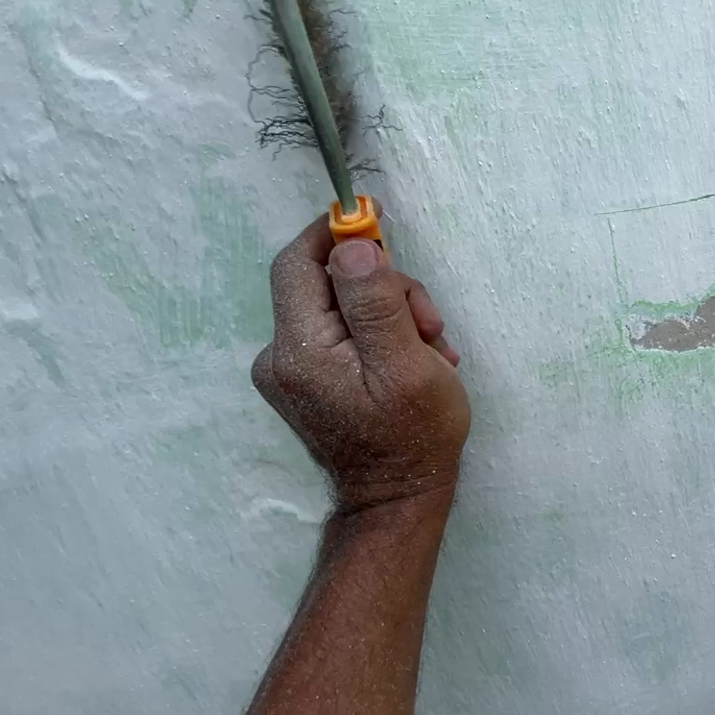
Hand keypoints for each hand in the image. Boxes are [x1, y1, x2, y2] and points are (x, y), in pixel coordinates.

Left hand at [251, 211, 470, 511]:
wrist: (400, 496)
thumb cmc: (414, 432)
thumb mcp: (407, 364)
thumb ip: (376, 304)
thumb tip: (352, 246)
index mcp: (300, 349)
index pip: (299, 264)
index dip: (334, 233)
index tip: (376, 218)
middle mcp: (281, 355)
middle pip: (329, 283)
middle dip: (387, 288)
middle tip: (432, 321)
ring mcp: (292, 369)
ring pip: (344, 306)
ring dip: (394, 313)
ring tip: (433, 348)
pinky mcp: (308, 378)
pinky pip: (345, 331)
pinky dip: (384, 333)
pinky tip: (416, 357)